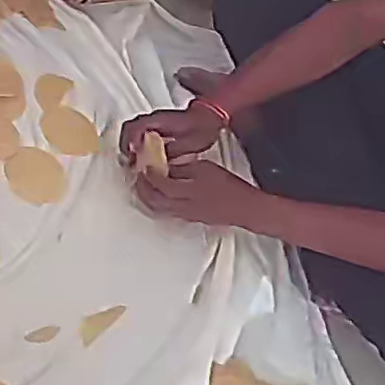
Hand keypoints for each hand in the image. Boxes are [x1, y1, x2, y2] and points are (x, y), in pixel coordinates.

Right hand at [118, 101, 224, 160]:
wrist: (209, 117)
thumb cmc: (202, 127)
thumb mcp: (190, 144)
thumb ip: (172, 152)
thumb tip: (158, 162)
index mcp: (160, 120)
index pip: (137, 127)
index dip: (131, 141)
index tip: (132, 154)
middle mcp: (154, 118)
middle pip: (129, 127)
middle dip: (125, 144)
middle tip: (129, 160)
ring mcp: (153, 120)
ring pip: (132, 128)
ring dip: (128, 143)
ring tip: (132, 159)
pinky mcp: (155, 125)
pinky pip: (138, 131)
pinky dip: (134, 141)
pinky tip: (139, 153)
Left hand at [133, 159, 272, 227]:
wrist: (247, 208)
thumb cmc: (230, 186)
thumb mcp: (204, 168)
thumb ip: (181, 167)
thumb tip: (164, 165)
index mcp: (187, 191)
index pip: (158, 184)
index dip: (147, 175)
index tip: (143, 166)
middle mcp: (183, 206)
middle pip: (153, 200)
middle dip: (141, 188)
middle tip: (137, 177)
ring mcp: (186, 215)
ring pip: (157, 209)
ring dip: (147, 197)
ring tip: (143, 186)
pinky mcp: (190, 219)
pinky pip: (167, 212)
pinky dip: (157, 203)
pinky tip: (158, 195)